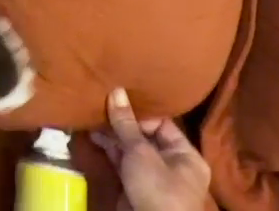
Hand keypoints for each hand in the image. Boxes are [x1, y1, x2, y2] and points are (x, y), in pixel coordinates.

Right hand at [88, 87, 211, 210]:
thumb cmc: (157, 189)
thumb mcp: (140, 153)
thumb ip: (126, 123)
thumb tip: (116, 89)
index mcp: (186, 156)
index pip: (161, 124)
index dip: (138, 114)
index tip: (115, 104)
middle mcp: (173, 165)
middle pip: (144, 135)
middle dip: (121, 124)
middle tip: (99, 108)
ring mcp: (154, 177)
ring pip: (131, 149)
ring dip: (113, 136)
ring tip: (92, 121)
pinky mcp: (137, 187)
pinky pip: (123, 163)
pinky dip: (110, 151)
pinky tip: (95, 138)